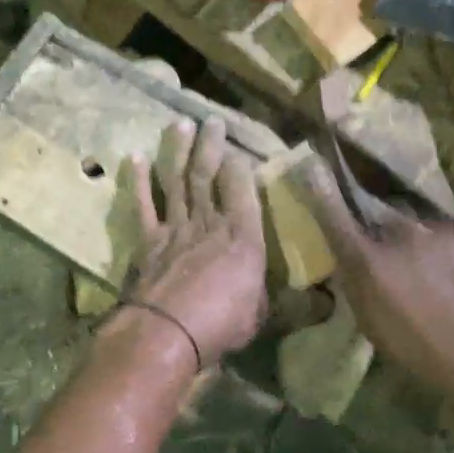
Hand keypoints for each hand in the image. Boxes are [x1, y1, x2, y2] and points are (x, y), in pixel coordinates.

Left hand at [115, 117, 268, 369]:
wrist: (167, 331)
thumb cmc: (221, 326)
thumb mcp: (260, 314)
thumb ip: (276, 297)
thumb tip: (319, 303)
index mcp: (243, 237)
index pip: (242, 190)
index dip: (239, 167)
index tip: (238, 149)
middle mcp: (209, 222)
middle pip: (207, 175)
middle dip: (210, 146)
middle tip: (212, 121)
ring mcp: (175, 227)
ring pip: (176, 180)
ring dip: (177, 150)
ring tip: (180, 124)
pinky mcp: (147, 239)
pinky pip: (142, 203)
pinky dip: (138, 179)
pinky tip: (135, 156)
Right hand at [296, 160, 453, 427]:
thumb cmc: (438, 362)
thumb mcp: (380, 335)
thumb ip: (358, 290)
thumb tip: (348, 262)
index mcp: (373, 264)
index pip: (336, 216)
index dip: (320, 190)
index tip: (308, 164)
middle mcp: (404, 235)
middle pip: (382, 223)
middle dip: (384, 239)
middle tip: (399, 271)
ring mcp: (444, 230)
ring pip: (419, 228)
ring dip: (420, 246)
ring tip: (441, 282)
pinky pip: (451, 234)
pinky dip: (451, 252)